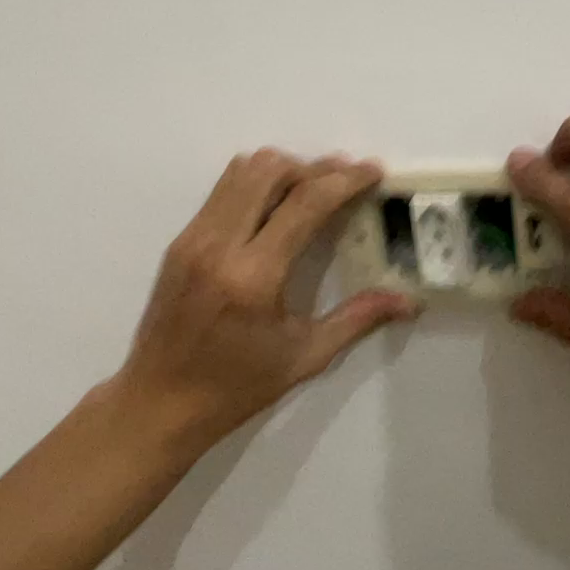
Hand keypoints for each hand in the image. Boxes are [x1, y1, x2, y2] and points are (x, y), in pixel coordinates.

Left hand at [111, 150, 417, 449]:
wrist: (160, 402)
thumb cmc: (237, 386)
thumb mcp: (305, 357)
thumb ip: (358, 319)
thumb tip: (409, 301)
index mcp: (254, 277)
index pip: (304, 203)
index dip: (344, 180)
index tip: (372, 172)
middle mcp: (219, 245)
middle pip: (270, 170)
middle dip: (314, 168)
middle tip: (343, 183)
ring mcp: (193, 238)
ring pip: (241, 170)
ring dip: (282, 171)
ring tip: (310, 192)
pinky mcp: (180, 240)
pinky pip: (221, 190)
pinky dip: (255, 185)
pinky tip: (275, 211)